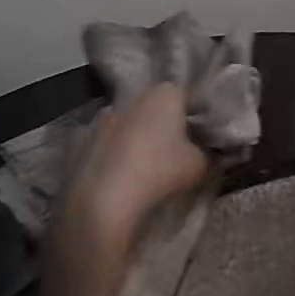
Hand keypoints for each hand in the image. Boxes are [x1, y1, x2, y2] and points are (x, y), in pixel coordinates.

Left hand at [54, 83, 210, 257]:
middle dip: (166, 123)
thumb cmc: (158, 173)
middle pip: (156, 106)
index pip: (191, 96)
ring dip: (135, 136)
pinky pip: (102, 141)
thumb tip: (215, 152)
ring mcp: (102, 115)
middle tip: (176, 150)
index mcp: (165, 94)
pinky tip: (113, 174)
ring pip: (127, 122)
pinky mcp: (79, 137)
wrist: (101, 201)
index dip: (200, 115)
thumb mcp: (198, 167)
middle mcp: (132, 96)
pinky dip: (109, 152)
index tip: (205, 134)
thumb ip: (210, 155)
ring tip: (143, 165)